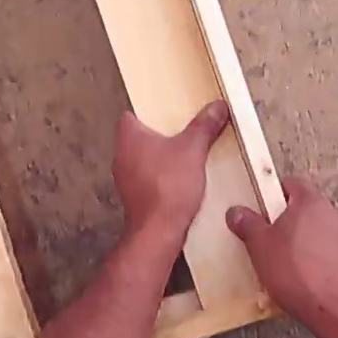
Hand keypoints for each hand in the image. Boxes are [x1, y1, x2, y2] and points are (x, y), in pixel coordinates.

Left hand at [113, 101, 230, 246]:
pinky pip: (146, 181)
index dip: (147, 114)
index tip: (167, 114)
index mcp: (128, 138)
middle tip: (181, 133)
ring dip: (160, 160)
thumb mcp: (193, 150)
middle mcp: (120, 157)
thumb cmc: (169, 185)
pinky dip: (160, 179)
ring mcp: (124, 181)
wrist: (158, 231)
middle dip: (158, 136)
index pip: (130, 117)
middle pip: (138, 139)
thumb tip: (217, 106)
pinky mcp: (133, 200)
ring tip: (184, 157)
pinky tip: (179, 183)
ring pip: (142, 161)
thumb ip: (204, 126)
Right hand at [227, 179, 337, 330]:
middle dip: (287, 220)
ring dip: (303, 240)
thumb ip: (247, 224)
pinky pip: (330, 251)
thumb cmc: (296, 273)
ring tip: (284, 263)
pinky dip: (317, 258)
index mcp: (310, 202)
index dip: (274, 193)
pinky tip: (303, 277)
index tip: (261, 208)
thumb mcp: (259, 246)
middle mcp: (334, 213)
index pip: (292, 183)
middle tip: (267, 238)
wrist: (334, 310)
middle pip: (306, 208)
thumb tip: (237, 212)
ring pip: (319, 230)